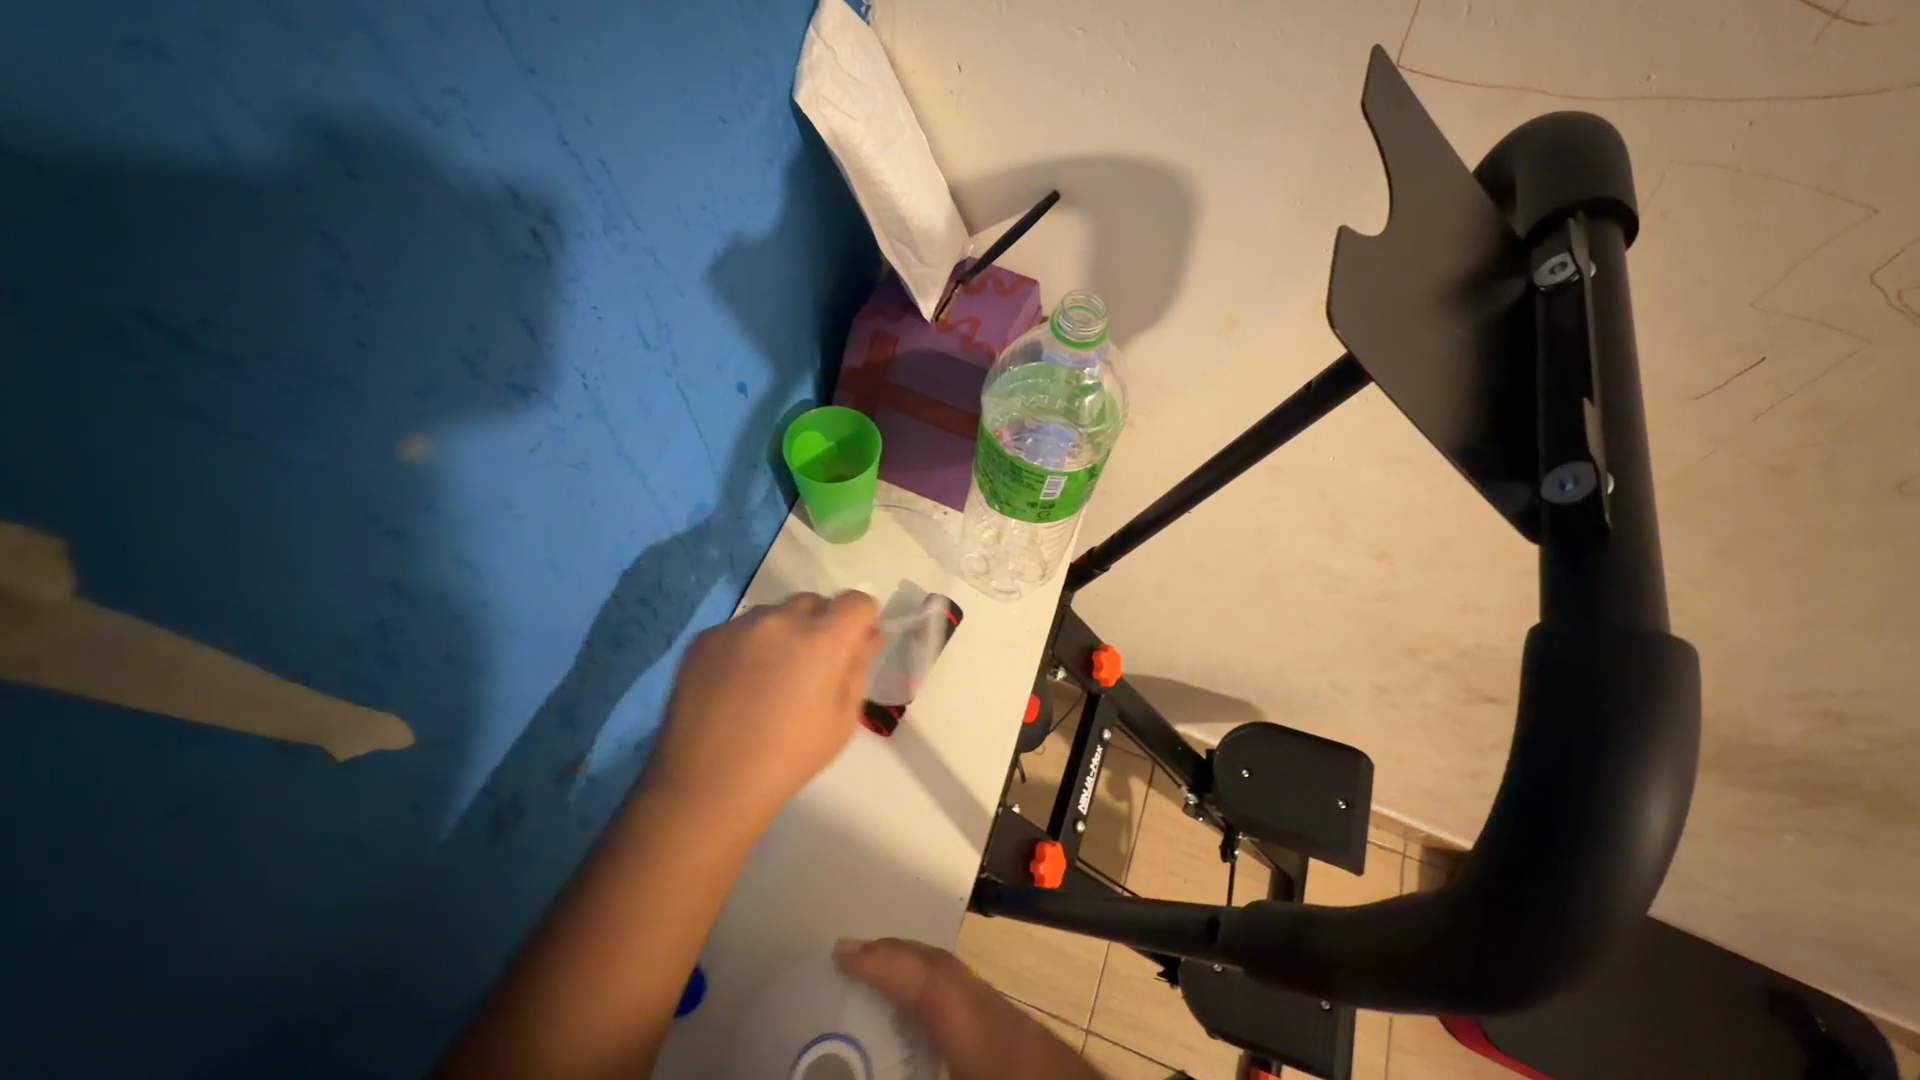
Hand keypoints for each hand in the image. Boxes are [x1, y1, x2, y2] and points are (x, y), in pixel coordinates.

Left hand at [643, 591, 880, 825]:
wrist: (709, 783)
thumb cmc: (789, 757)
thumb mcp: (842, 720)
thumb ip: (858, 668)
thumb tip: (867, 637)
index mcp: (821, 640)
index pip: (856, 601)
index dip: (860, 621)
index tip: (853, 645)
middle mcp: (779, 620)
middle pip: (813, 602)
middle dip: (821, 625)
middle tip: (811, 668)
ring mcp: (737, 626)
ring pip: (773, 614)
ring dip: (782, 633)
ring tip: (768, 679)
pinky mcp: (704, 639)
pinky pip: (738, 630)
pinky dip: (746, 646)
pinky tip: (737, 685)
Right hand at [835, 939, 1103, 1079]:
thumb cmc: (1016, 1075)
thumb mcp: (968, 1070)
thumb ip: (914, 1063)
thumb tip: (852, 1067)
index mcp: (985, 1041)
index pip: (931, 984)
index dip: (884, 962)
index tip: (841, 951)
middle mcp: (1003, 1023)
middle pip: (948, 970)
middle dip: (897, 954)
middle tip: (852, 956)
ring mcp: (1022, 1030)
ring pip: (964, 981)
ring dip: (920, 970)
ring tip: (881, 978)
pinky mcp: (1032, 1045)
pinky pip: (975, 999)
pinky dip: (942, 993)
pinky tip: (928, 1020)